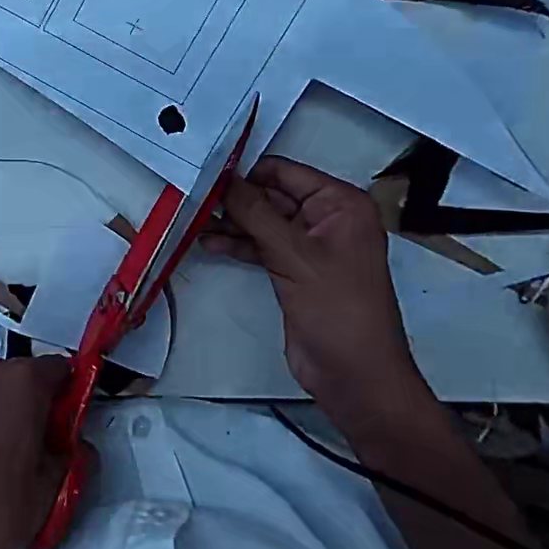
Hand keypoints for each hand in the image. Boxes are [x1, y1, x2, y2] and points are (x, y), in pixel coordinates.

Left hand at [0, 357, 73, 548]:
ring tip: (16, 447)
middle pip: (27, 373)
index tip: (74, 411)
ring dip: (11, 403)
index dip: (71, 390)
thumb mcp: (53, 487)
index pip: (60, 367)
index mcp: (23, 384)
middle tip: (49, 436)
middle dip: (40, 398)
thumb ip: (72, 454)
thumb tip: (76, 445)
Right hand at [201, 156, 425, 425]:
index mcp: (340, 204)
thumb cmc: (337, 309)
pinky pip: (260, 244)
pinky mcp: (293, 268)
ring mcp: (309, 245)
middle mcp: (326, 218)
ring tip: (195, 221)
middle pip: (270, 194)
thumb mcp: (294, 255)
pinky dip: (237, 243)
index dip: (246, 172)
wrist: (354, 376)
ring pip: (261, 220)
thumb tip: (224, 179)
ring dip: (230, 222)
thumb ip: (255, 213)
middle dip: (234, 199)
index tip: (206, 173)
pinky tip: (210, 243)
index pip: (284, 172)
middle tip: (194, 198)